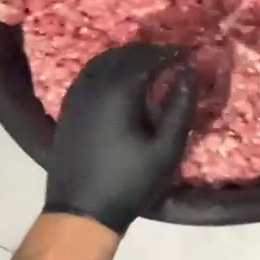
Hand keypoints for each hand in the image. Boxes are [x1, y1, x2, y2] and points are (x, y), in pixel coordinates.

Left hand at [43, 43, 196, 233]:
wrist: (83, 208)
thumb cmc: (131, 181)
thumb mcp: (166, 148)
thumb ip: (180, 107)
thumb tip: (190, 74)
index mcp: (119, 91)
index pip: (149, 58)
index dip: (171, 52)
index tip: (189, 52)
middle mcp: (95, 84)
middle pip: (125, 53)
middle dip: (151, 51)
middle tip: (173, 56)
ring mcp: (77, 94)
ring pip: (104, 60)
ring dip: (129, 57)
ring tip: (151, 64)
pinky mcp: (69, 105)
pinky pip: (90, 73)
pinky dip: (110, 67)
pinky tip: (123, 79)